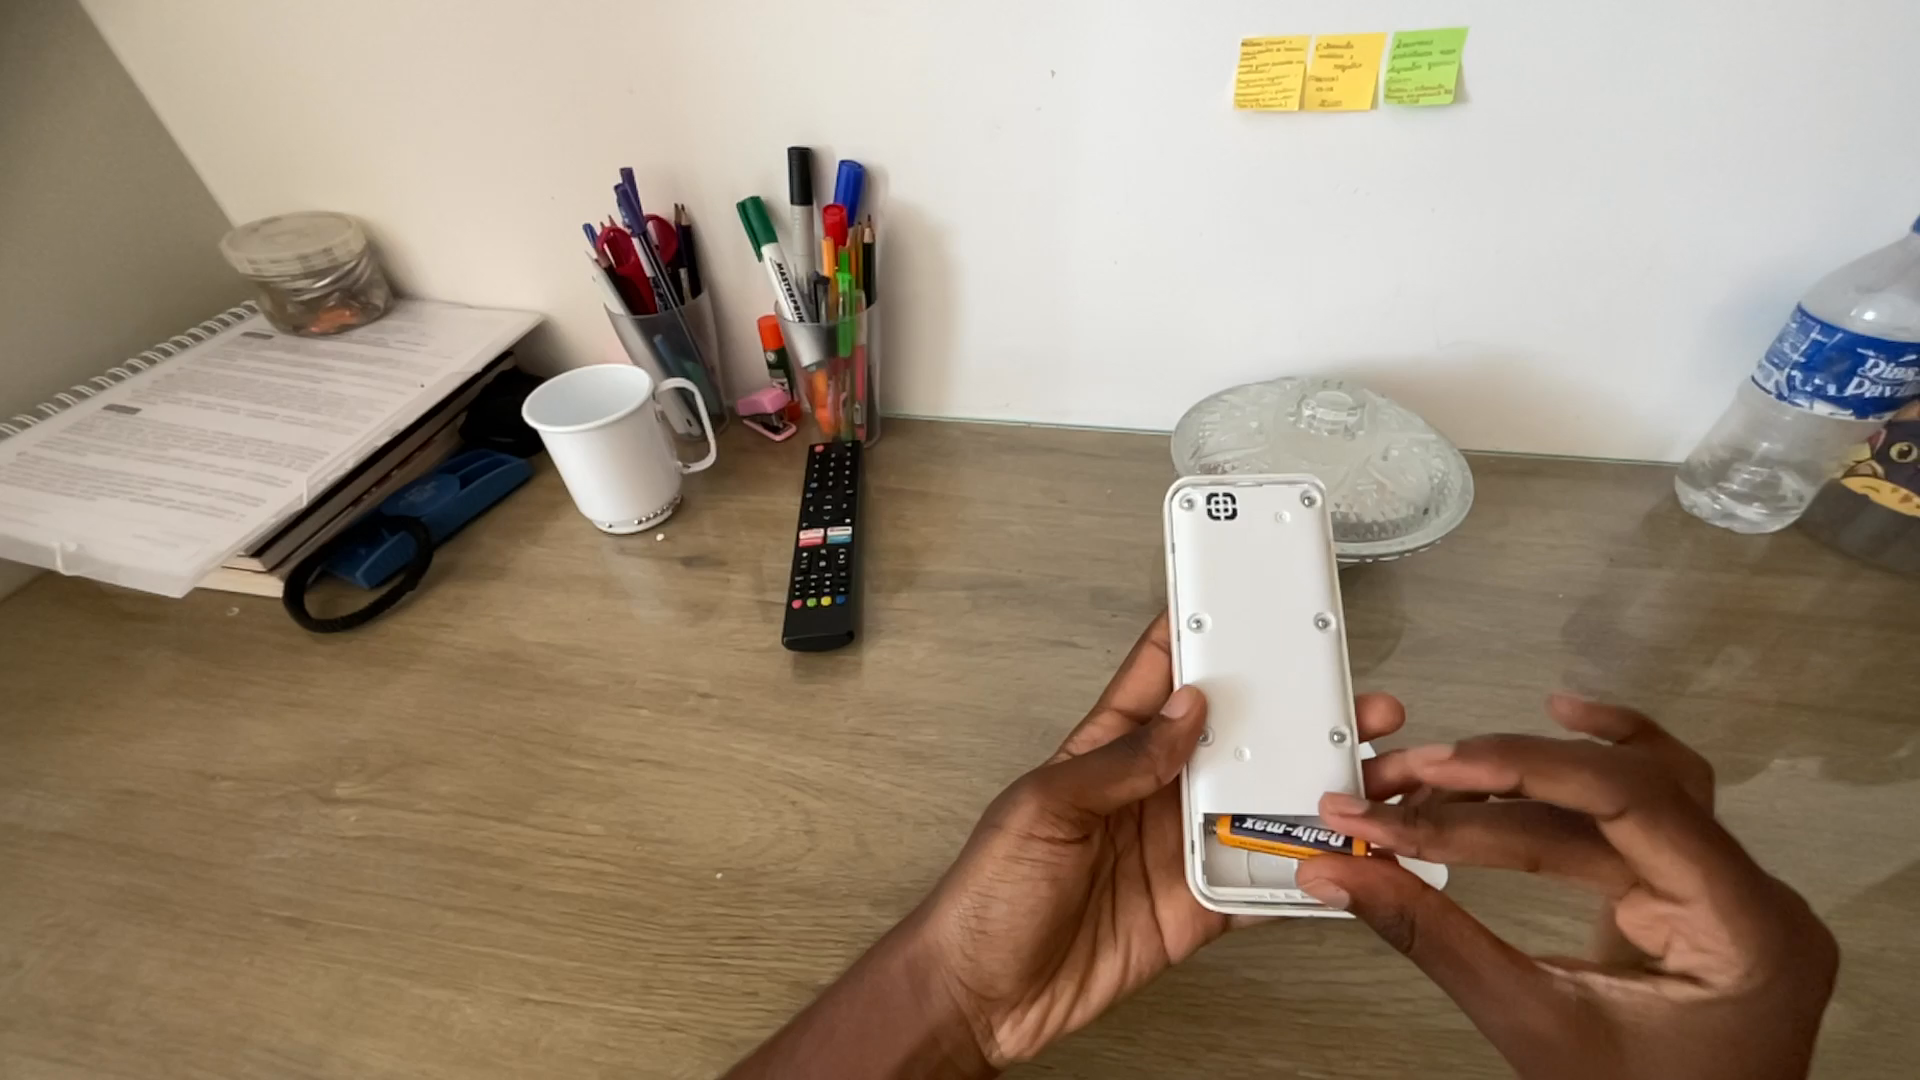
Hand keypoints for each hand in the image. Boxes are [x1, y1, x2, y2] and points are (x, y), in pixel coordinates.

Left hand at [910, 614, 1410, 1066]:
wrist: (987, 991)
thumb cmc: (992, 887)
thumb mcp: (1046, 807)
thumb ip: (1118, 762)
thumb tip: (1183, 712)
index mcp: (1104, 752)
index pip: (1156, 680)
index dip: (1193, 641)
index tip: (1238, 606)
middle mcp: (1148, 791)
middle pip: (1224, 740)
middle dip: (1278, 713)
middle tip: (1334, 693)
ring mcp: (1174, 847)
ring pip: (1252, 804)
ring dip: (1302, 787)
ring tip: (1356, 764)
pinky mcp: (1192, 904)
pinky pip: (1257, 881)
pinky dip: (1299, 869)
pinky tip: (1337, 853)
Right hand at [1294, 697, 1838, 1079]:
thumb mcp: (1527, 1022)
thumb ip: (1428, 933)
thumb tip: (1333, 871)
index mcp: (1741, 927)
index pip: (1630, 799)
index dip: (1516, 767)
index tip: (1420, 773)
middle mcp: (1737, 887)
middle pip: (1602, 787)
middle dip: (1479, 781)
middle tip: (1382, 788)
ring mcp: (1706, 883)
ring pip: (1597, 789)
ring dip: (1496, 778)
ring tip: (1411, 780)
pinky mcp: (1667, 886)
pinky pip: (1627, 801)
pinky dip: (1584, 759)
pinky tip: (1558, 712)